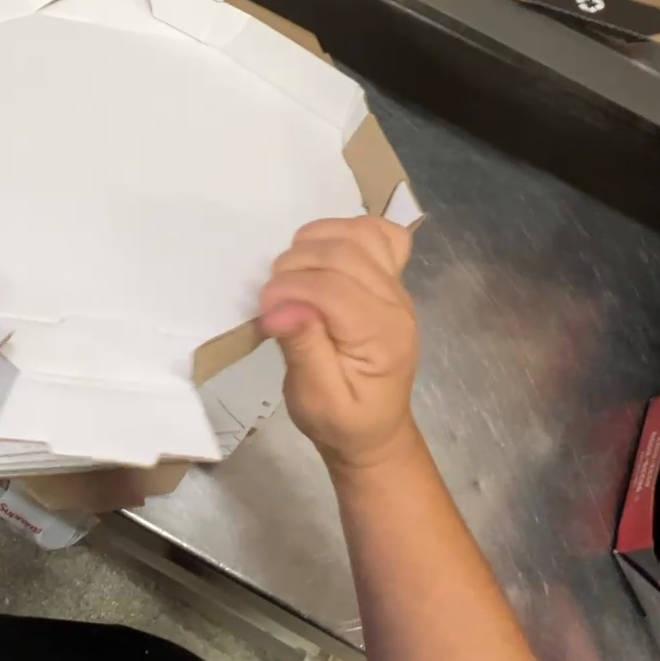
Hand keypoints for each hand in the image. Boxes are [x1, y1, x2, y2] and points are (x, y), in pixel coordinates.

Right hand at [259, 217, 421, 478]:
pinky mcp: (389, 278)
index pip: (333, 287)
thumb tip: (281, 309)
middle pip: (345, 252)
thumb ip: (303, 352)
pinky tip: (320, 254)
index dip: (289, 289)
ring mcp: (396, 286)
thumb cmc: (342, 421)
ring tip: (291, 275)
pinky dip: (344, 231)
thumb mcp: (316, 401)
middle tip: (271, 298)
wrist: (374, 429)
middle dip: (294, 265)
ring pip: (359, 233)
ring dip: (315, 242)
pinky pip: (377, 234)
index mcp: (382, 336)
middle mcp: (396, 302)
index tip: (263, 311)